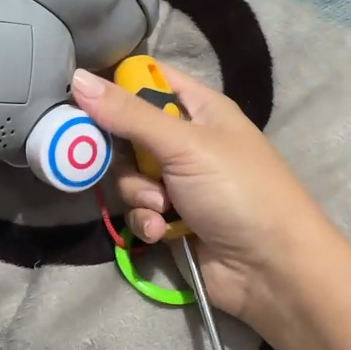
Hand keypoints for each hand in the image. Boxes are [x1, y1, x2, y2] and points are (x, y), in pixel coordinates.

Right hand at [68, 64, 349, 326]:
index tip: (81, 95)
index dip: (115, 84)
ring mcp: (177, 181)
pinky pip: (137, 209)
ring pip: (127, 173)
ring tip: (162, 207)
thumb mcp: (185, 145)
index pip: (148, 79)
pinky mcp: (169, 219)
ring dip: (138, 192)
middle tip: (113, 159)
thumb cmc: (239, 191)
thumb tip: (78, 78)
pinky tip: (162, 232)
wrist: (273, 271)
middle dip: (121, 152)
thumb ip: (129, 114)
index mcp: (199, 108)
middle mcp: (186, 140)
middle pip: (126, 129)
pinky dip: (146, 220)